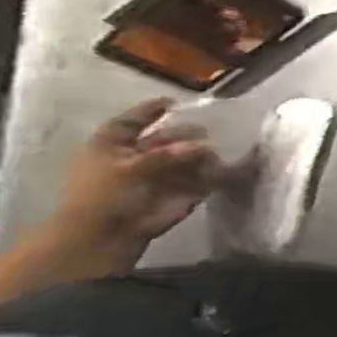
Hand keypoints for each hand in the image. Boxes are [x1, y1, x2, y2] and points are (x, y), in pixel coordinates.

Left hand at [51, 98, 221, 252]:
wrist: (107, 235)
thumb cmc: (105, 195)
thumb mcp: (129, 168)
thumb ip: (166, 155)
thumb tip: (205, 146)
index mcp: (114, 144)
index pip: (133, 121)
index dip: (150, 111)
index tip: (173, 102)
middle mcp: (139, 156)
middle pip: (167, 138)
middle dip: (187, 133)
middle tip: (209, 130)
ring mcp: (162, 175)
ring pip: (188, 157)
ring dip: (205, 154)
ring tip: (221, 150)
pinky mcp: (182, 193)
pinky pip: (204, 179)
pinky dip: (217, 174)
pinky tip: (231, 167)